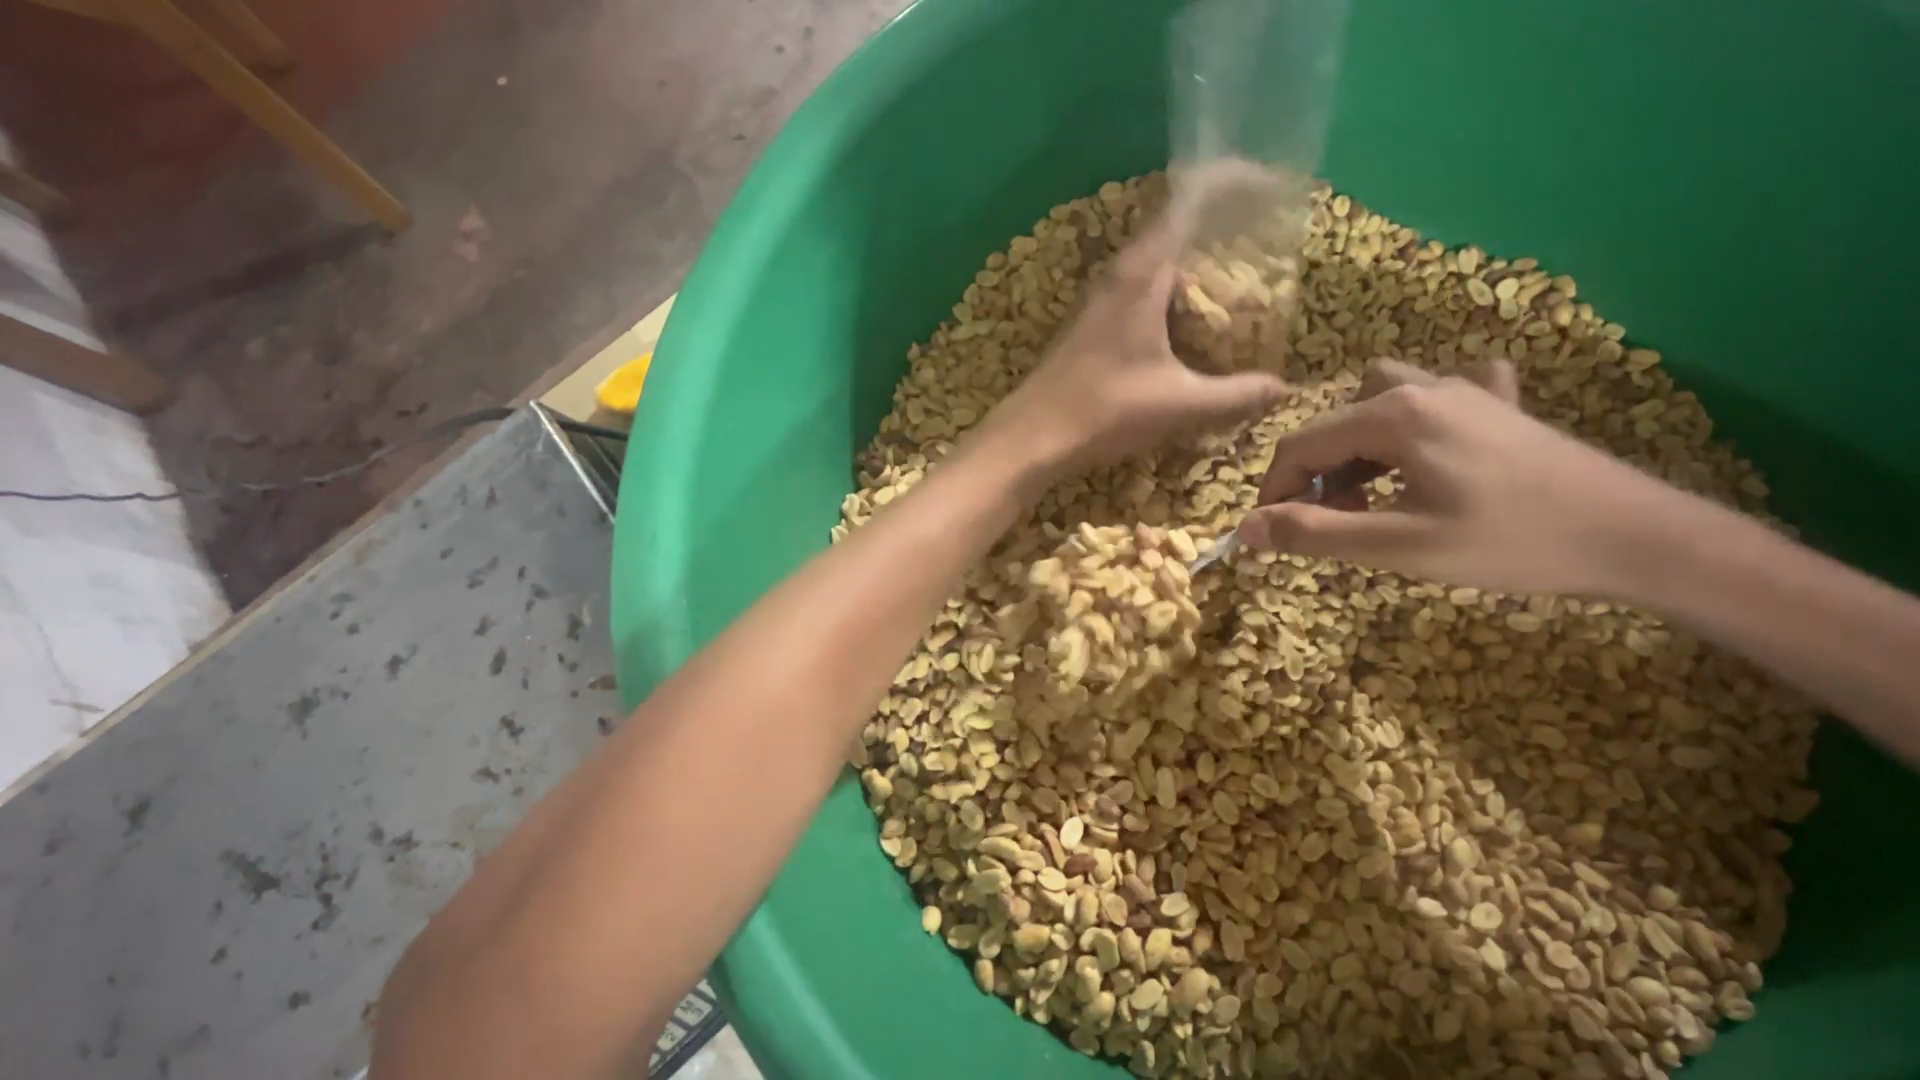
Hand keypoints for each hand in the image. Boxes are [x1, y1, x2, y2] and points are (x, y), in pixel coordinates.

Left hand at [981, 173, 1291, 470]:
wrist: (1031, 437)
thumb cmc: (1104, 412)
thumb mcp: (1180, 404)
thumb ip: (1237, 394)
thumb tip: (1286, 388)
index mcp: (1142, 273)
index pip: (1191, 199)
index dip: (1234, 180)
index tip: (1273, 184)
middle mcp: (1120, 272)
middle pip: (1178, 224)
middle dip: (1225, 222)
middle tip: (1271, 235)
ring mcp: (1103, 295)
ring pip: (1160, 258)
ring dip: (1200, 259)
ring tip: (1246, 273)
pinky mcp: (1095, 319)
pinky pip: (1146, 284)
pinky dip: (1178, 288)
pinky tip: (1198, 318)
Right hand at [1239, 358, 1682, 597]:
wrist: (1634, 534)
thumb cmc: (1510, 543)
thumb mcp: (1401, 547)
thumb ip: (1316, 533)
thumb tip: (1245, 529)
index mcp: (1393, 416)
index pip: (1301, 446)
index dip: (1274, 490)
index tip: (1268, 533)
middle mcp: (1424, 388)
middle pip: (1338, 420)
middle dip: (1317, 471)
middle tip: (1330, 522)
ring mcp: (1469, 392)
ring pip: (1384, 396)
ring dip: (1360, 440)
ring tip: (1372, 489)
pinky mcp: (1503, 409)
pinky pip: (1449, 392)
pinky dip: (1425, 416)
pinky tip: (1438, 445)